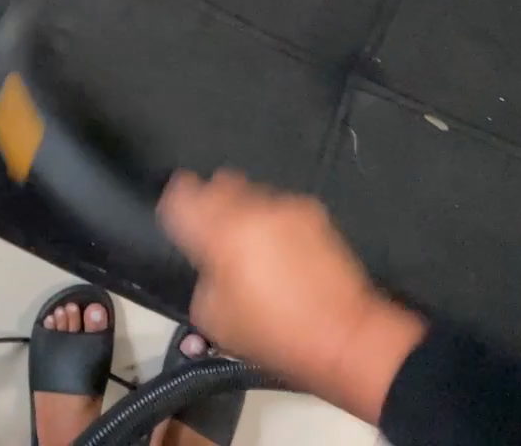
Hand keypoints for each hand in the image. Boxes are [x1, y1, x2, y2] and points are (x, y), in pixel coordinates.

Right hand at [157, 170, 424, 421]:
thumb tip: (206, 261)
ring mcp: (283, 206)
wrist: (346, 338)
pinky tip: (283, 246)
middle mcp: (248, 207)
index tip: (177, 215)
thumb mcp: (214, 317)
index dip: (174, 201)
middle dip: (210, 199)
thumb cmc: (274, 333)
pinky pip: (280, 204)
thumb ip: (201, 275)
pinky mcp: (312, 211)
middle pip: (216, 182)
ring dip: (244, 208)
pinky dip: (274, 218)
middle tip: (214, 228)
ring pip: (250, 191)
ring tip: (252, 239)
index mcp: (218, 230)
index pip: (180, 193)